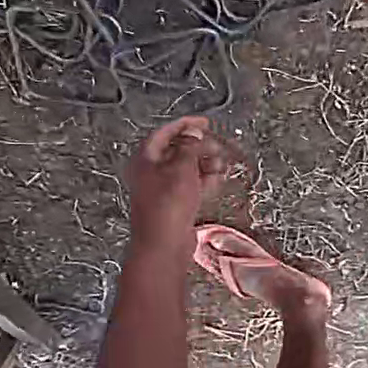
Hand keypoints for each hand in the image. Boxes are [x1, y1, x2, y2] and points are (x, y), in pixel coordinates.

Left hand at [127, 116, 226, 255]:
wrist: (164, 245)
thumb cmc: (169, 204)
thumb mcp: (182, 168)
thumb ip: (190, 147)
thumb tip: (193, 132)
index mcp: (145, 159)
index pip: (165, 133)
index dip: (185, 125)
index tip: (204, 123)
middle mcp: (150, 172)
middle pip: (176, 151)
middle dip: (199, 148)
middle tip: (218, 148)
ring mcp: (161, 190)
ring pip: (185, 170)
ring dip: (204, 165)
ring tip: (221, 166)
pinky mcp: (172, 205)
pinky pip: (188, 187)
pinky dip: (202, 181)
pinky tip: (216, 181)